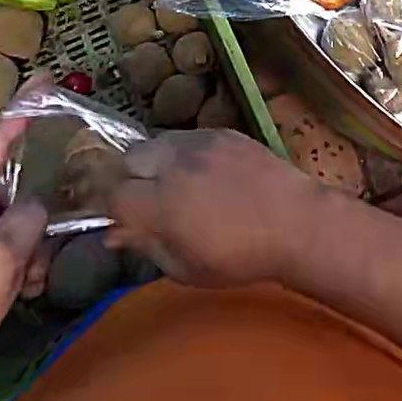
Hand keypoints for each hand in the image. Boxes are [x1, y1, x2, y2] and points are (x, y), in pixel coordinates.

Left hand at [0, 115, 50, 392]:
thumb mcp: (5, 254)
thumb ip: (31, 213)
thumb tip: (38, 203)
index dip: (22, 109)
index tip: (45, 81)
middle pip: (5, 186)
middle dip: (34, 206)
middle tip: (55, 227)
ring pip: (3, 221)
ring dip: (26, 243)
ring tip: (33, 275)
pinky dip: (13, 262)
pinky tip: (23, 287)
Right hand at [105, 129, 328, 287]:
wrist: (295, 221)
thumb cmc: (240, 257)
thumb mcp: (185, 268)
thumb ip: (145, 245)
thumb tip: (114, 232)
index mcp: (162, 202)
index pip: (112, 193)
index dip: (107, 205)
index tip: (112, 216)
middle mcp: (176, 164)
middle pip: (128, 158)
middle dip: (125, 178)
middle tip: (138, 198)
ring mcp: (201, 143)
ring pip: (156, 141)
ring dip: (152, 161)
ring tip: (168, 183)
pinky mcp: (223, 132)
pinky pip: (187, 135)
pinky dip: (181, 151)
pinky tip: (197, 170)